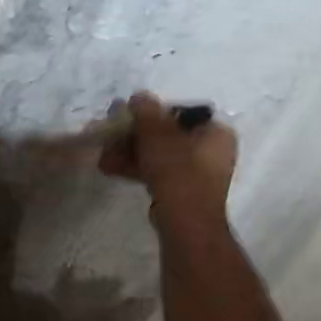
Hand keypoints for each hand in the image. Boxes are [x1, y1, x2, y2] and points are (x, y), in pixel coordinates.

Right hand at [99, 91, 237, 220]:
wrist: (185, 223)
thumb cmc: (178, 171)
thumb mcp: (158, 134)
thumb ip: (147, 112)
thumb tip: (138, 96)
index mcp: (217, 133)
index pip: (180, 114)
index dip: (152, 114)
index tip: (128, 117)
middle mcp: (212, 152)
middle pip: (166, 136)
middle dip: (133, 137)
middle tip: (109, 136)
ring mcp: (196, 174)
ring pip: (158, 155)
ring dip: (129, 153)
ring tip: (104, 156)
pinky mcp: (181, 192)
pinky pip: (157, 172)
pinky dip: (136, 168)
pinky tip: (110, 168)